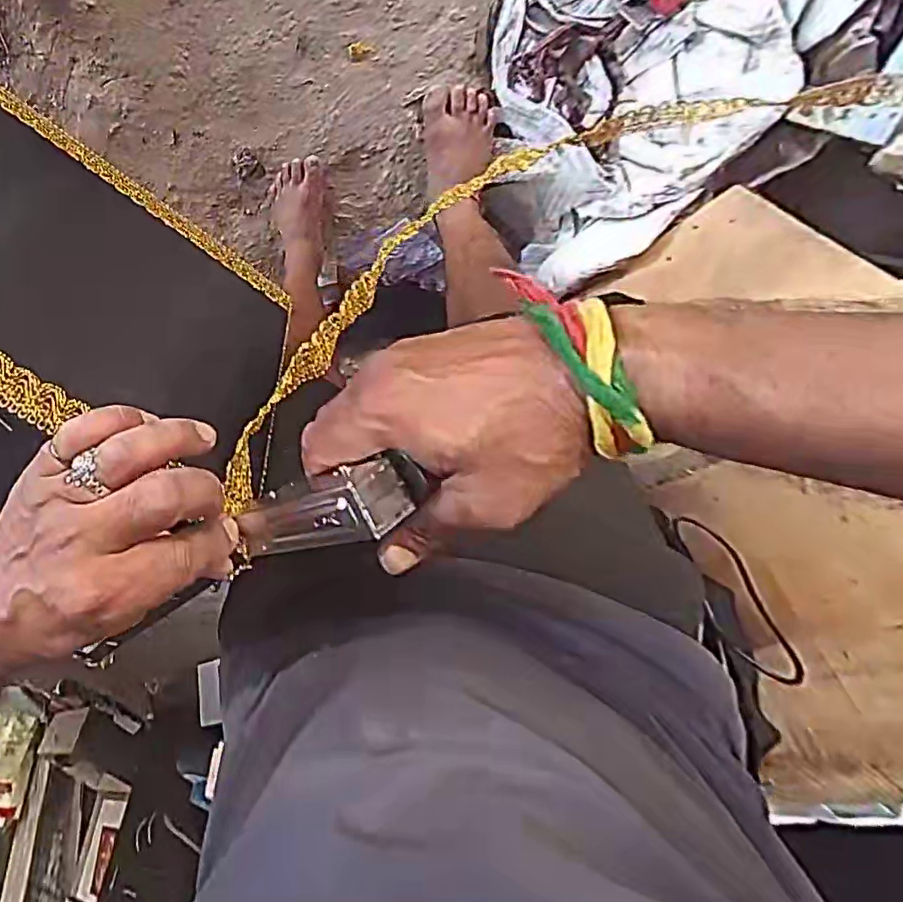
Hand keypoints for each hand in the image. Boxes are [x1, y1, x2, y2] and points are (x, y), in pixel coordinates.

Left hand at [0, 406, 238, 673]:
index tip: (226, 532)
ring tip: (200, 439)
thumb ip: (171, 582)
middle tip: (212, 497)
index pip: (181, 552)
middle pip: (162, 495)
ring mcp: (59, 497)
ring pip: (128, 452)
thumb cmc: (48, 620)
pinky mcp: (42, 470)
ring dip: (175, 438)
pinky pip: (84, 428)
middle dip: (204, 492)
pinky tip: (143, 425)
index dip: (217, 538)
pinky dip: (120, 418)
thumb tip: (216, 550)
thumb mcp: (117, 620)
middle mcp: (81, 537)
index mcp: (103, 587)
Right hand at [300, 318, 589, 573]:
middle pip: (327, 424)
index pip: (314, 449)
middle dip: (346, 458)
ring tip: (416, 454)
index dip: (327, 482)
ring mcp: (397, 356)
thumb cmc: (539, 428)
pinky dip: (390, 408)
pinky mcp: (419, 346)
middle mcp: (376, 376)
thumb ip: (427, 530)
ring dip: (368, 432)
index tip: (358, 498)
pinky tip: (435, 425)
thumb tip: (395, 555)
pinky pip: (382, 383)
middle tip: (388, 483)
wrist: (588, 366)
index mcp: (378, 412)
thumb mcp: (487, 501)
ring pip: (352, 402)